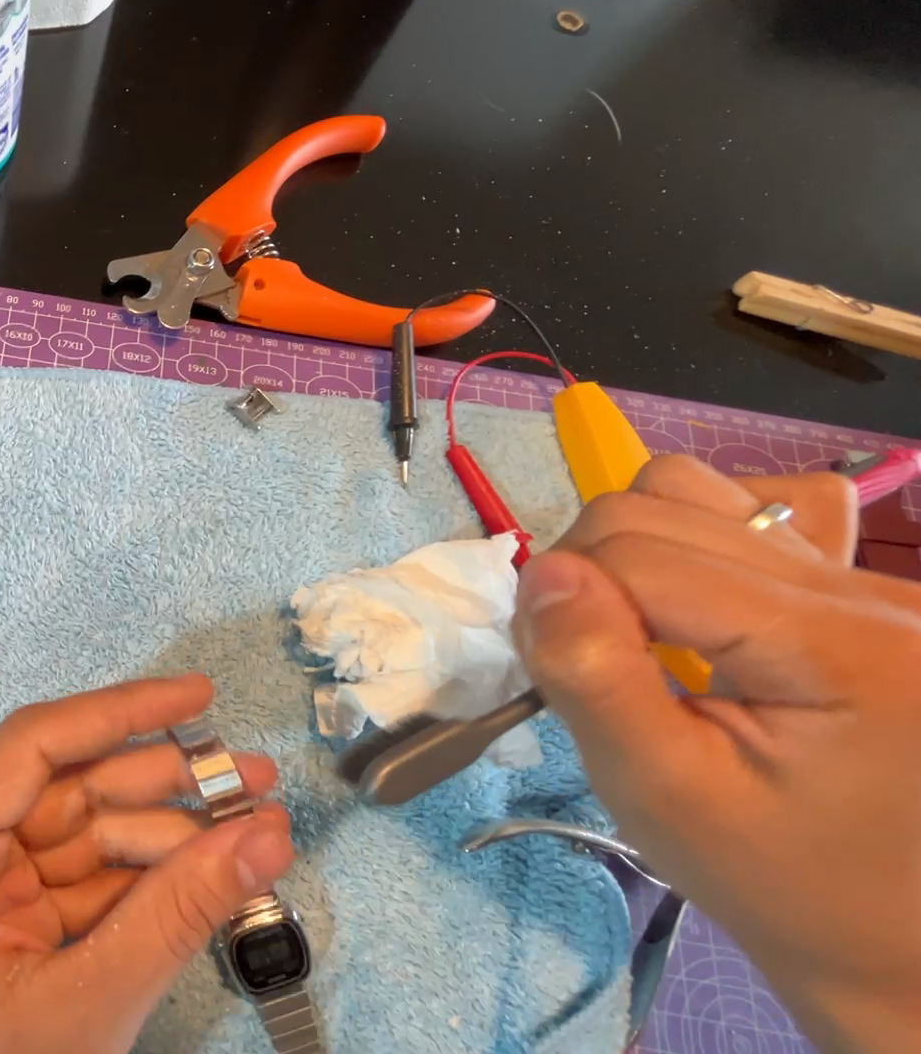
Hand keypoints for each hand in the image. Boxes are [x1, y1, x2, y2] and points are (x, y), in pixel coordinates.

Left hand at [0, 674, 294, 1053]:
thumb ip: (175, 916)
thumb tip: (266, 834)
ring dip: (162, 830)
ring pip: (77, 832)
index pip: (30, 748)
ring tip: (248, 824)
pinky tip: (202, 871)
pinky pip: (75, 879)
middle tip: (251, 776)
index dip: (119, 711)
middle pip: (62, 788)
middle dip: (161, 781)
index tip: (197, 695)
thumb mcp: (84, 1009)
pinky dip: (138, 877)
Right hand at [514, 454, 920, 1051]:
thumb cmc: (778, 877)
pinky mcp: (852, 588)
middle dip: (584, 571)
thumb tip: (540, 573)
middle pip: (655, 509)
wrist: (903, 934)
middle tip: (586, 656)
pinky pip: (738, 509)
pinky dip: (677, 538)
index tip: (555, 670)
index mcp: (837, 643)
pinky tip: (683, 604)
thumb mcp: (661, 791)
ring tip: (629, 623)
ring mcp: (868, 579)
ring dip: (622, 547)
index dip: (563, 601)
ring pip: (688, 491)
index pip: (637, 555)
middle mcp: (868, 588)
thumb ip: (594, 676)